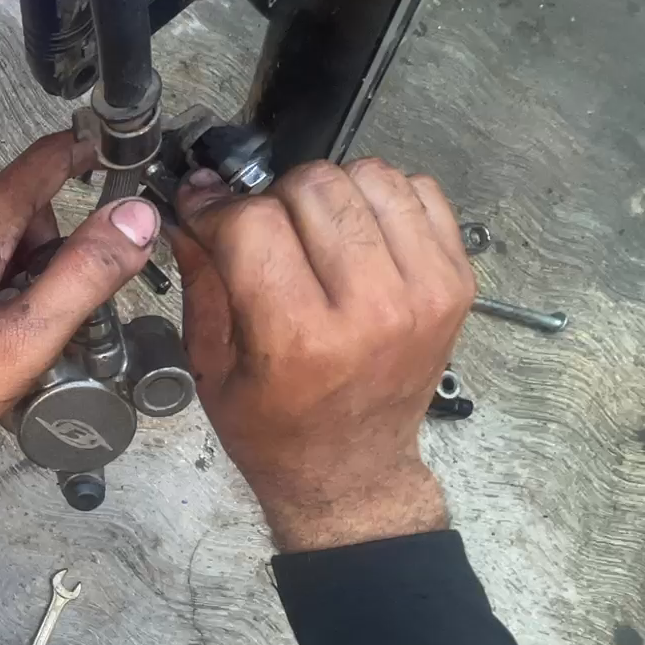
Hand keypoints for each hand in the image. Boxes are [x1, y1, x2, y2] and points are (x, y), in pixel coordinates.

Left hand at [0, 131, 162, 554]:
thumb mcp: (26, 334)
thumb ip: (85, 272)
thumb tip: (137, 215)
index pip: (48, 158)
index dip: (97, 154)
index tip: (136, 170)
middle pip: (31, 211)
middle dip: (61, 250)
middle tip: (58, 312)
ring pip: (7, 248)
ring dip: (31, 282)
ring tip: (21, 340)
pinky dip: (3, 298)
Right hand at [171, 159, 476, 552]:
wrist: (345, 467)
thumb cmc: (268, 426)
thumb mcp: (210, 364)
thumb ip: (203, 281)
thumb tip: (188, 211)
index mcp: (296, 338)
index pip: (253, 224)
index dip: (215, 209)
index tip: (199, 214)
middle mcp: (370, 306)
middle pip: (314, 188)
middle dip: (267, 199)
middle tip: (253, 232)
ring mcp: (424, 288)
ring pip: (368, 176)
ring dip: (322, 195)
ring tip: (303, 232)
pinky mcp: (456, 279)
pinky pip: (417, 192)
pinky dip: (373, 200)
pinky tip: (348, 235)